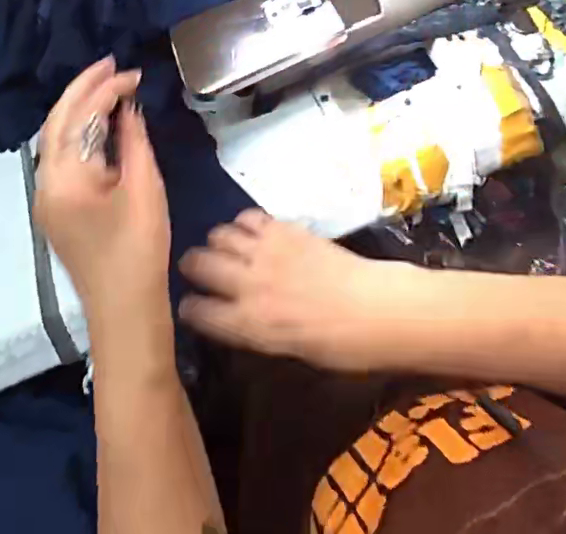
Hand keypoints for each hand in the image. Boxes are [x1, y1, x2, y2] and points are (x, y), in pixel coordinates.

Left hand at [35, 58, 170, 323]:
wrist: (124, 313)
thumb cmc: (140, 252)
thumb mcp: (145, 189)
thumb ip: (133, 141)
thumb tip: (128, 107)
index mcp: (65, 178)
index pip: (81, 117)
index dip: (107, 90)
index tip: (134, 76)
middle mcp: (45, 182)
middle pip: (57, 121)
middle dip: (82, 88)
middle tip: (111, 64)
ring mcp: (45, 196)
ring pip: (55, 137)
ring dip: (77, 107)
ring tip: (106, 83)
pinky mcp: (54, 207)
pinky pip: (61, 156)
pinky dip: (78, 131)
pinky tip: (98, 122)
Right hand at [178, 212, 423, 371]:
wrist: (376, 309)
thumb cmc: (338, 345)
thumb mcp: (285, 349)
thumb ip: (251, 327)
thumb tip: (230, 313)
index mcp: (248, 323)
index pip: (197, 311)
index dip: (188, 307)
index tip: (189, 304)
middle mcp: (249, 285)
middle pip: (199, 263)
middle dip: (191, 264)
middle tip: (197, 267)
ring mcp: (265, 252)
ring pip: (219, 234)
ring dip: (217, 241)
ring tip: (224, 247)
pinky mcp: (282, 229)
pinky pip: (247, 217)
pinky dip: (243, 223)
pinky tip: (251, 232)